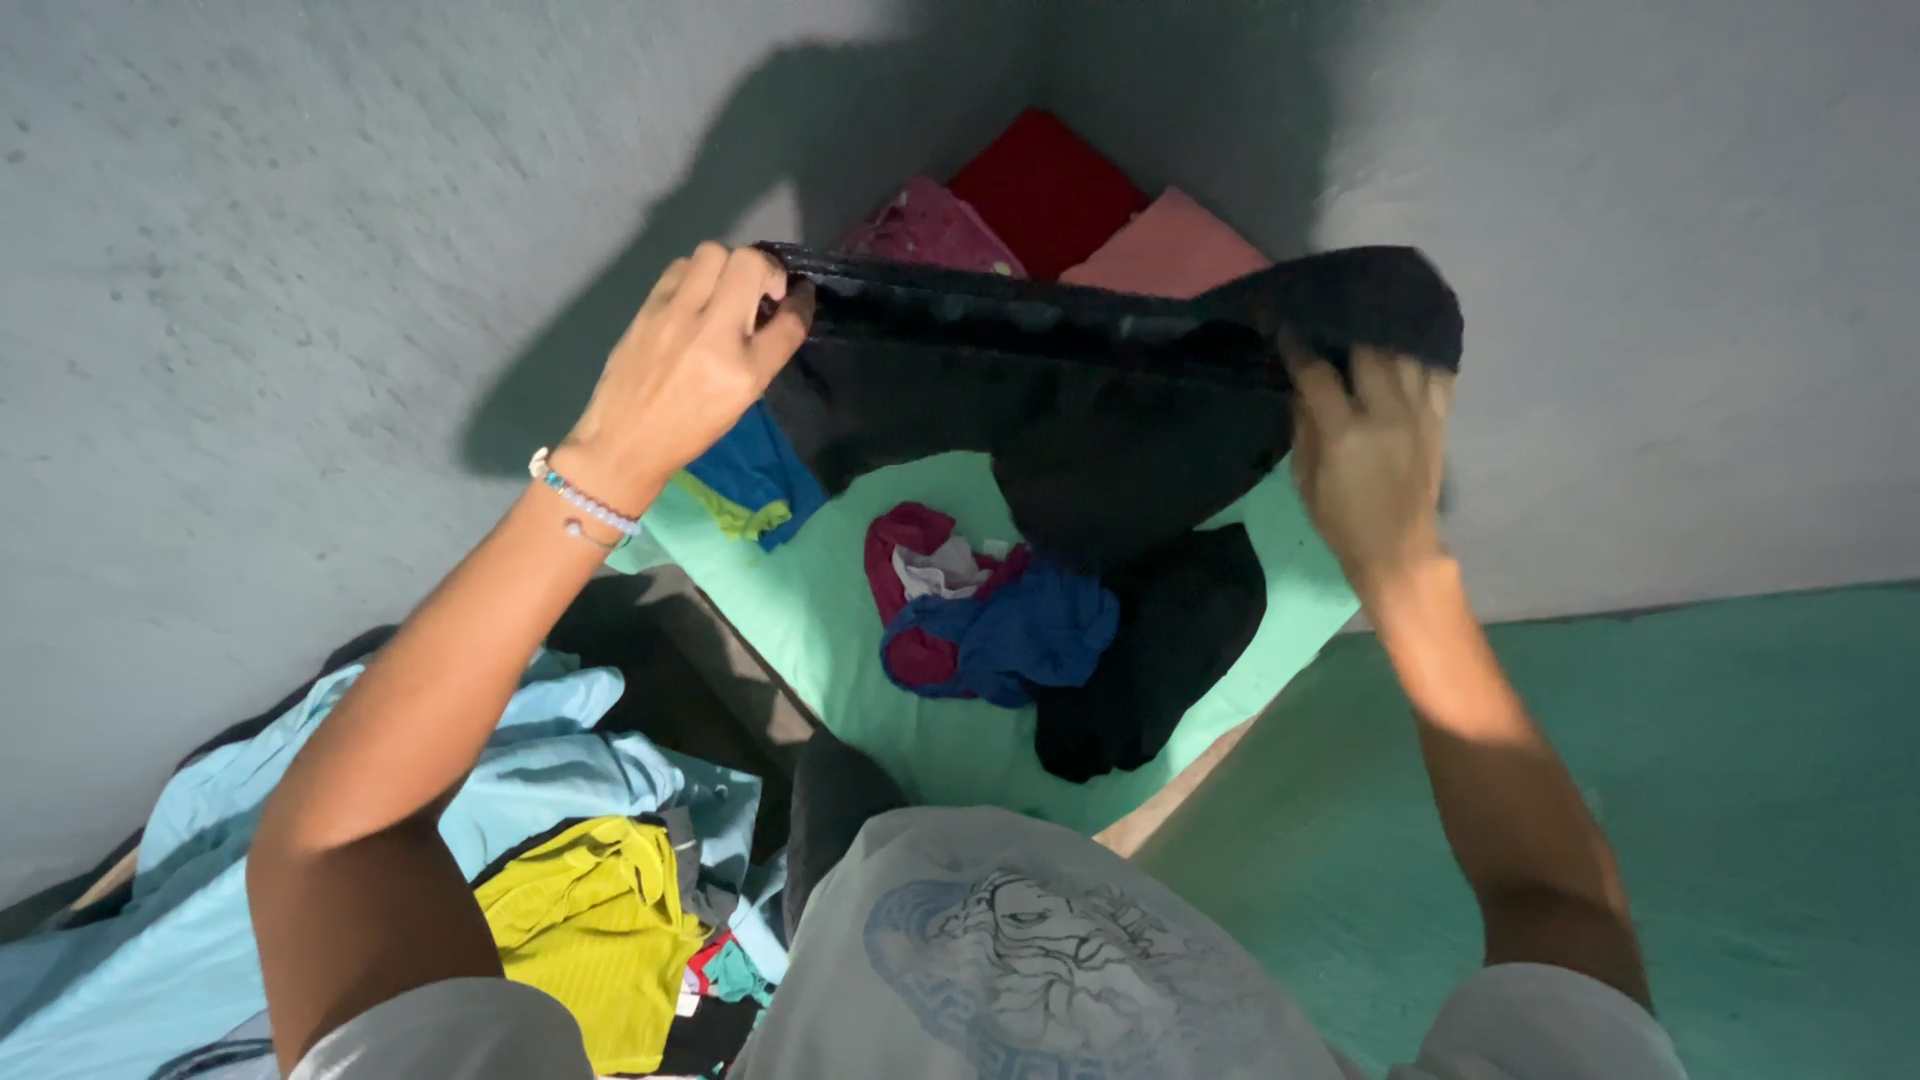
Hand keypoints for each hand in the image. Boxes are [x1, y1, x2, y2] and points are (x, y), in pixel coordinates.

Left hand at [551, 242, 814, 509]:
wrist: (627, 440)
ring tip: (727, 289)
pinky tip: (696, 295)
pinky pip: (681, 266)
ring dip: (730, 264)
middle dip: (767, 268)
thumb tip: (779, 313)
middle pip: (751, 264)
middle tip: (762, 290)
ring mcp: (676, 315)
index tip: (801, 294)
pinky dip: (698, 272)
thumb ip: (765, 353)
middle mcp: (713, 335)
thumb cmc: (692, 429)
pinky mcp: (649, 308)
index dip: (802, 301)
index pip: (789, 321)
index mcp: (745, 371)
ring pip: (714, 252)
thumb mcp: (743, 400)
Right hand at [1284, 341, 1453, 606]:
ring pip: (1406, 356)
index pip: (1318, 375)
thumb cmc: (1339, 519)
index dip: (1299, 350)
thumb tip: (1303, 390)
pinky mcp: (1439, 420)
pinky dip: (1421, 358)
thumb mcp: (1304, 479)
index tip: (1287, 332)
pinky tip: (1406, 352)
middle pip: (1369, 351)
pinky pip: (1437, 373)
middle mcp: (1386, 414)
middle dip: (1347, 334)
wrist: (1397, 546)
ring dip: (1384, 340)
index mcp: (1345, 433)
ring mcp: (1419, 414)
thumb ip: (1304, 428)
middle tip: (1332, 325)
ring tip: (1368, 330)